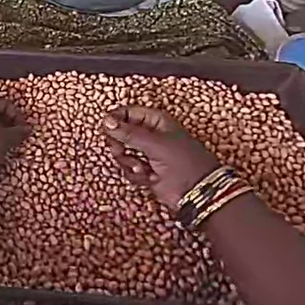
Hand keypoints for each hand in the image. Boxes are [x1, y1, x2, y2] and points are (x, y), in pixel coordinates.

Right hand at [101, 106, 220, 209]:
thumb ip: (128, 133)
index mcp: (155, 121)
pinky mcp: (145, 170)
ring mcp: (147, 153)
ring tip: (140, 167)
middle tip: (120, 149)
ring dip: (127, 161)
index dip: (115, 119)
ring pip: (122, 152)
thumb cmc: (184, 162)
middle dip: (119, 144)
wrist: (197, 191)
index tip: (106, 128)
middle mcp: (150, 135)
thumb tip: (106, 121)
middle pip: (120, 133)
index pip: (127, 113)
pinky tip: (148, 176)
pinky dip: (135, 173)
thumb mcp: (154, 144)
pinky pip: (128, 168)